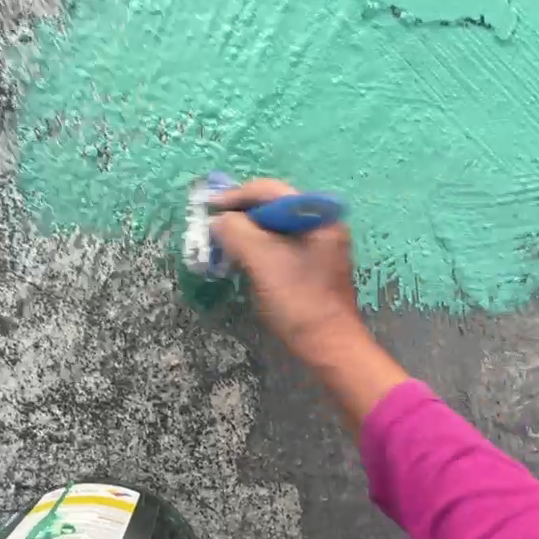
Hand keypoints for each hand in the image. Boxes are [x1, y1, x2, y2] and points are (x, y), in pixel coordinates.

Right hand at [210, 177, 408, 428]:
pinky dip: (260, 251)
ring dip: (248, 235)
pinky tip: (244, 261)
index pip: (271, 192)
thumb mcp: (262, 260)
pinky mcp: (314, 269)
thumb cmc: (299, 300)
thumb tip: (219, 221)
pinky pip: (282, 249)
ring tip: (223, 244)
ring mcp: (321, 248)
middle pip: (274, 209)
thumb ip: (237, 231)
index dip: (236, 197)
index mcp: (319, 216)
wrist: (328, 346)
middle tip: (214, 227)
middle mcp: (324, 226)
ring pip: (276, 231)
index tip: (209, 209)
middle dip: (241, 217)